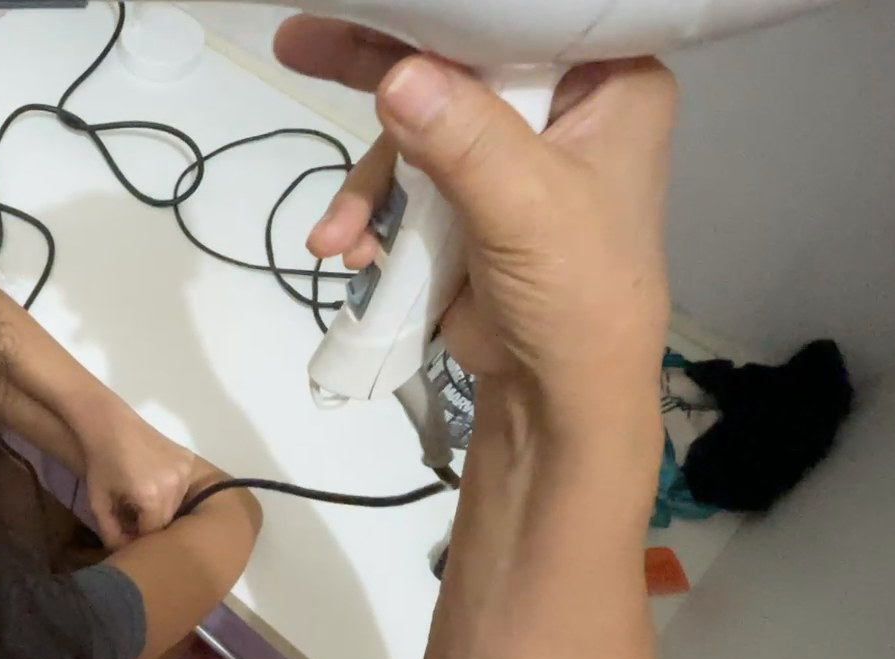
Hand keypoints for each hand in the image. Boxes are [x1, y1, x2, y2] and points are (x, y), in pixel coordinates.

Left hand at [76, 406, 197, 547]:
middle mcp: (174, 485)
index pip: (153, 533)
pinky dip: (170, 492)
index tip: (126, 535)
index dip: (138, 538)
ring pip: (177, 505)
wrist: (109, 425)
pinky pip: (183, 487)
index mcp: (151, 497)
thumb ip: (111, 533)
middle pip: (168, 520)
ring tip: (141, 502)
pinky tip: (152, 485)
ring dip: (161, 509)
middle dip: (150, 524)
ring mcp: (185, 470)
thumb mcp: (99, 503)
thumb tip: (123, 554)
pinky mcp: (189, 459)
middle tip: (132, 520)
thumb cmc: (99, 464)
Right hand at [281, 17, 677, 426]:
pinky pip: (395, 197)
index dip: (435, 19)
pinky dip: (365, 226)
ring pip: (406, 147)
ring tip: (333, 246)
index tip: (359, 8)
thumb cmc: (574, 287)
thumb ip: (464, 141)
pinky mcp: (454, 214)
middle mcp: (548, 113)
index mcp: (600, 83)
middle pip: (444, 80)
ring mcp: (495, 166)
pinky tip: (351, 258)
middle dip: (371, 95)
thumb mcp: (526, 206)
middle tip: (294, 47)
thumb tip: (394, 76)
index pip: (510, 28)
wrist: (551, 385)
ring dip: (360, 196)